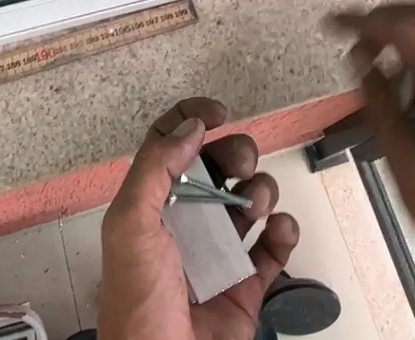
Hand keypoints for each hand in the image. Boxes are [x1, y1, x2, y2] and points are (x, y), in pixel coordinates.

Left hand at [98, 98, 299, 339]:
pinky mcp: (245, 285)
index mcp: (151, 203)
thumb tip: (191, 125)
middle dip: (235, 154)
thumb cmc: (137, 299)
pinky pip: (272, 248)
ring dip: (261, 190)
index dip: (191, 119)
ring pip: (247, 201)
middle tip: (243, 163)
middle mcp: (184, 221)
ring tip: (258, 202)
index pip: (169, 144)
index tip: (219, 114)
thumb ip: (156, 168)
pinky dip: (283, 232)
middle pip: (216, 167)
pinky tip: (281, 228)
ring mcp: (217, 252)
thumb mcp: (131, 225)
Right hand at [334, 2, 414, 338]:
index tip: (337, 23)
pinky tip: (411, 92)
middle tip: (360, 35)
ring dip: (412, 38)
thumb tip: (363, 66)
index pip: (408, 31)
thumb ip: (382, 106)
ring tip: (382, 72)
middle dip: (391, 15)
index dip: (365, 22)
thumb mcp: (408, 168)